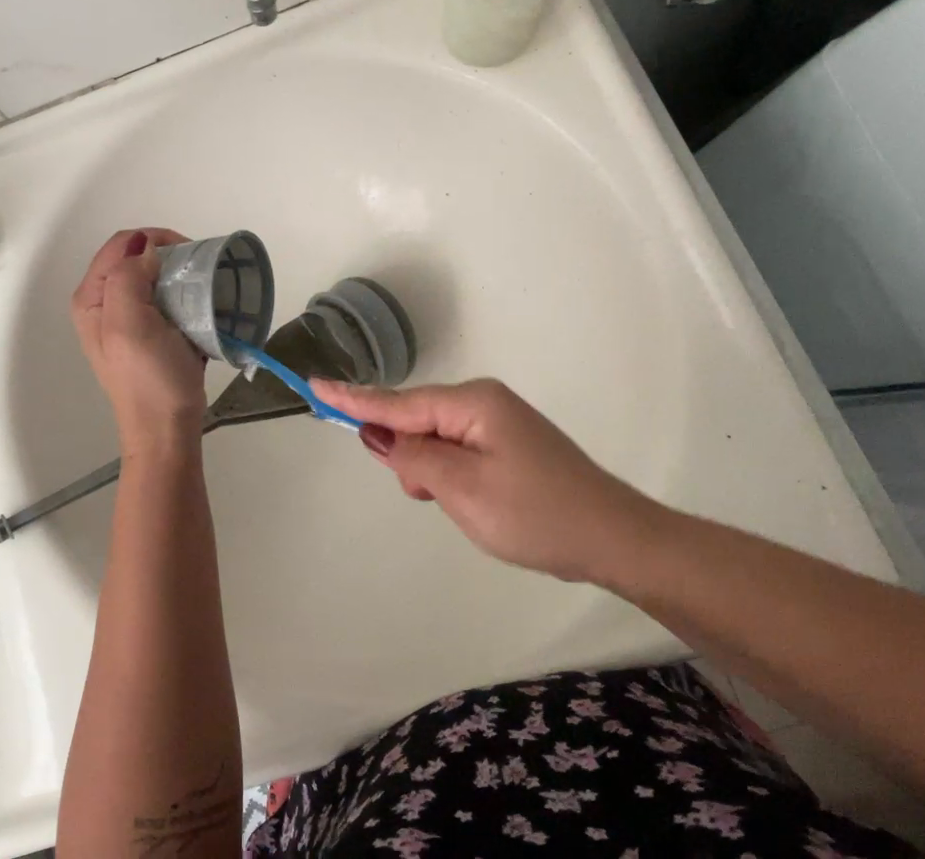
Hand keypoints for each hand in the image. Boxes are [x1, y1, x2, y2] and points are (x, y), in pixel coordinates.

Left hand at [71, 229, 207, 455]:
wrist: (166, 429)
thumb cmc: (149, 379)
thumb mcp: (129, 324)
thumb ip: (127, 278)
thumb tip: (146, 251)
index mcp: (92, 298)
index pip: (121, 244)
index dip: (154, 240)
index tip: (188, 255)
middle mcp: (105, 304)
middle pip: (137, 257)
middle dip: (169, 256)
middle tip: (198, 271)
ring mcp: (128, 320)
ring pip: (155, 278)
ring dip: (180, 277)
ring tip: (202, 289)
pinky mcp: (151, 334)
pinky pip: (168, 300)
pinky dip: (185, 297)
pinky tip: (199, 308)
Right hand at [312, 378, 661, 583]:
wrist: (612, 539)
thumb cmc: (535, 514)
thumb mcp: (462, 488)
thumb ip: (412, 456)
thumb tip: (375, 432)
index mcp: (471, 404)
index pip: (396, 402)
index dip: (352, 400)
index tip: (312, 386)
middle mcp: (482, 403)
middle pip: (414, 420)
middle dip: (406, 455)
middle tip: (426, 493)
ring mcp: (497, 424)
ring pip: (433, 440)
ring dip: (429, 472)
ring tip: (460, 505)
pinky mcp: (505, 446)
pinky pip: (455, 452)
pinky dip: (447, 476)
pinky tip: (468, 501)